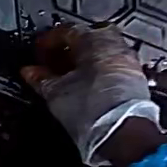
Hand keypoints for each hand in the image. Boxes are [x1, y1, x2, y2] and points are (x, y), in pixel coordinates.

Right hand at [22, 26, 162, 166]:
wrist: (123, 134)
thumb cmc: (92, 109)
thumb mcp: (55, 92)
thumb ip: (40, 78)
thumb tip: (30, 72)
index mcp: (94, 42)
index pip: (67, 31)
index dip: (48, 41)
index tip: (39, 51)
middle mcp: (115, 47)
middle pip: (89, 36)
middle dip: (70, 46)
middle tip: (55, 59)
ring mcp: (128, 63)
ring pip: (103, 51)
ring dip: (85, 58)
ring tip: (69, 74)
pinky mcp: (135, 80)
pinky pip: (113, 66)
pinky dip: (98, 70)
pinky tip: (86, 85)